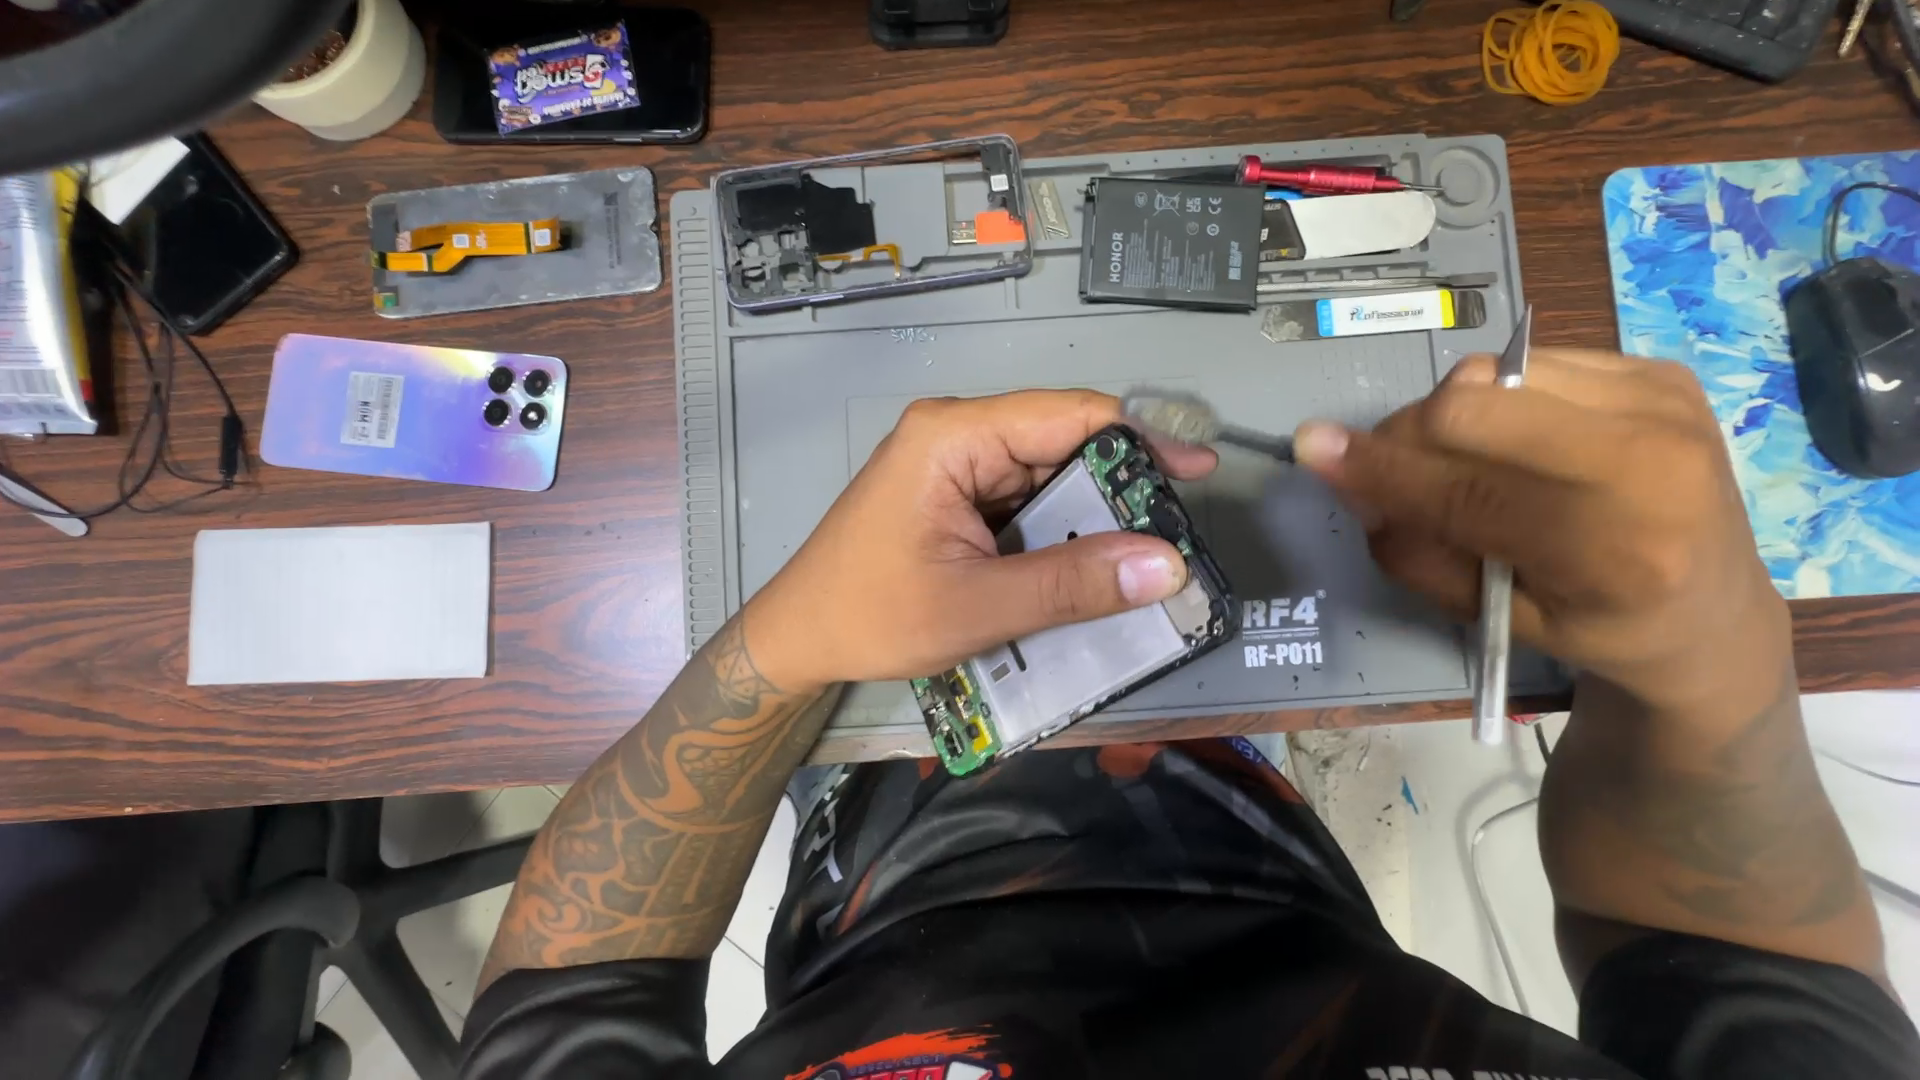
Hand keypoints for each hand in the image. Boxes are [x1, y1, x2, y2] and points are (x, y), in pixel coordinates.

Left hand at [741, 390, 1218, 690]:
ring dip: (1095, 514)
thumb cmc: (871, 615)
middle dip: (1122, 487)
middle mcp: (958, 435)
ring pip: (1049, 475)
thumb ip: (1071, 585)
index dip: (1141, 440)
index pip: (1069, 415)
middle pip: (1063, 442)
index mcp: (953, 436)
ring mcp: (957, 465)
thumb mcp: (977, 606)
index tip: (1197, 474)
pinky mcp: (957, 496)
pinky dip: (1063, 531)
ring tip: (1146, 556)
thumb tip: (1167, 565)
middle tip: (1176, 534)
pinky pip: (1027, 502)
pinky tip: (1094, 564)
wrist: (800, 636)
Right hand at [1292, 348, 1786, 716]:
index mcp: (1614, 547)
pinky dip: (1497, 400)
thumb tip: (1350, 479)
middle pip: (1472, 406)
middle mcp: (1652, 460)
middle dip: (1410, 434)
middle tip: (1398, 466)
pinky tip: (1520, 439)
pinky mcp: (1659, 371)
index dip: (1379, 468)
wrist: (1710, 604)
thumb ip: (1415, 551)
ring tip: (1471, 460)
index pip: (1463, 492)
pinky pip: (1527, 363)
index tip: (1311, 446)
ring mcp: (1662, 404)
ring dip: (1452, 416)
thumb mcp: (1493, 615)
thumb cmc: (1591, 625)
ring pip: (1492, 374)